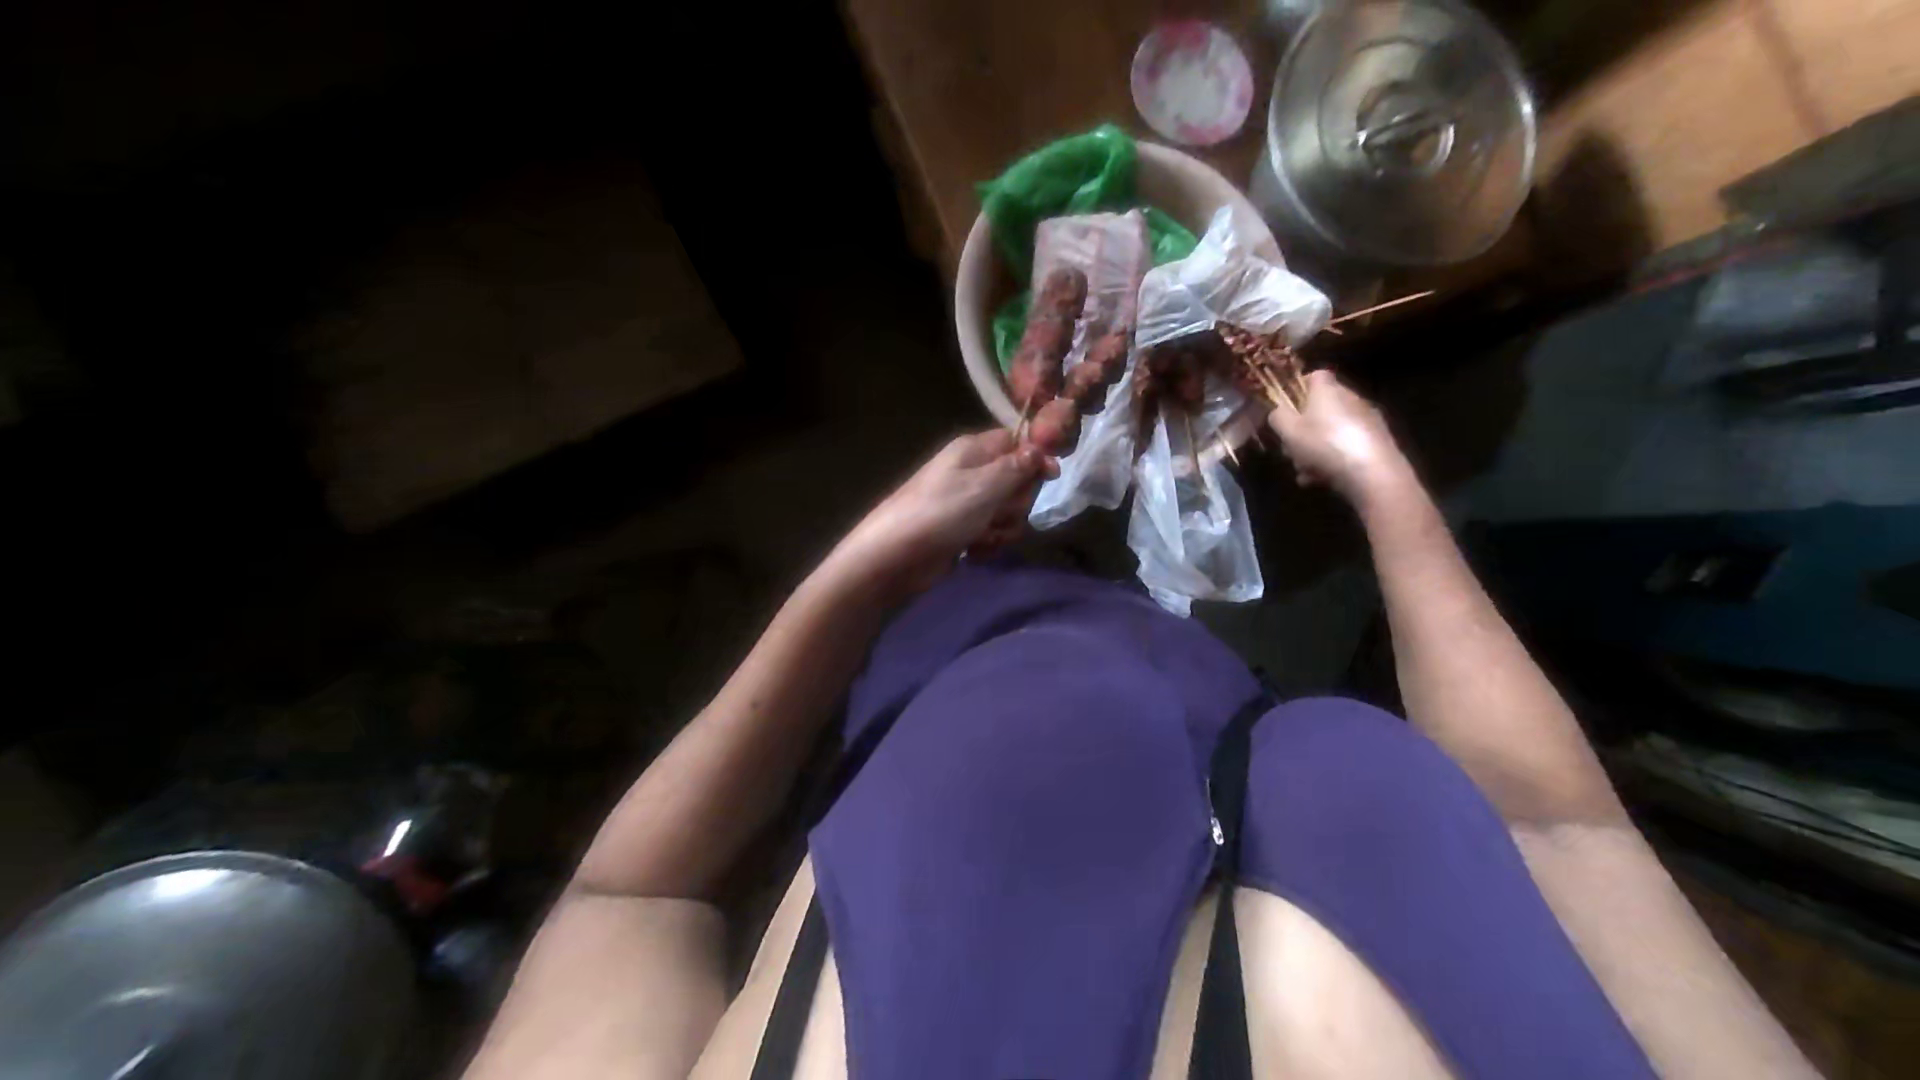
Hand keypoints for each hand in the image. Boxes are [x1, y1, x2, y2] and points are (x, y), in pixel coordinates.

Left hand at [832, 429, 1054, 596]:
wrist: (896, 556)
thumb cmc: (942, 512)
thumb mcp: (986, 485)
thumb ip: (1018, 467)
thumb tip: (1040, 450)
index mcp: (974, 450)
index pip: (1017, 441)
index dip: (1036, 458)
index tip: (1050, 477)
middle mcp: (972, 472)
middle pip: (1018, 480)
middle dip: (1017, 502)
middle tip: (999, 511)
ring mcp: (967, 503)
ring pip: (1008, 511)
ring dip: (1003, 528)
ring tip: (983, 536)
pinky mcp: (963, 531)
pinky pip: (993, 533)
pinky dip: (988, 544)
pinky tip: (974, 551)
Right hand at [1266, 370, 1413, 507]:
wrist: (1372, 472)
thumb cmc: (1324, 444)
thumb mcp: (1288, 431)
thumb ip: (1278, 417)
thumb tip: (1279, 411)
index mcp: (1328, 390)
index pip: (1315, 375)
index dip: (1298, 387)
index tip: (1286, 407)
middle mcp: (1350, 399)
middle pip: (1321, 407)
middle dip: (1303, 429)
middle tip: (1290, 448)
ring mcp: (1366, 420)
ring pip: (1331, 430)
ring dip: (1314, 449)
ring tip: (1304, 471)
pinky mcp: (1377, 441)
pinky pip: (1346, 446)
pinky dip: (1332, 459)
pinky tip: (1320, 479)